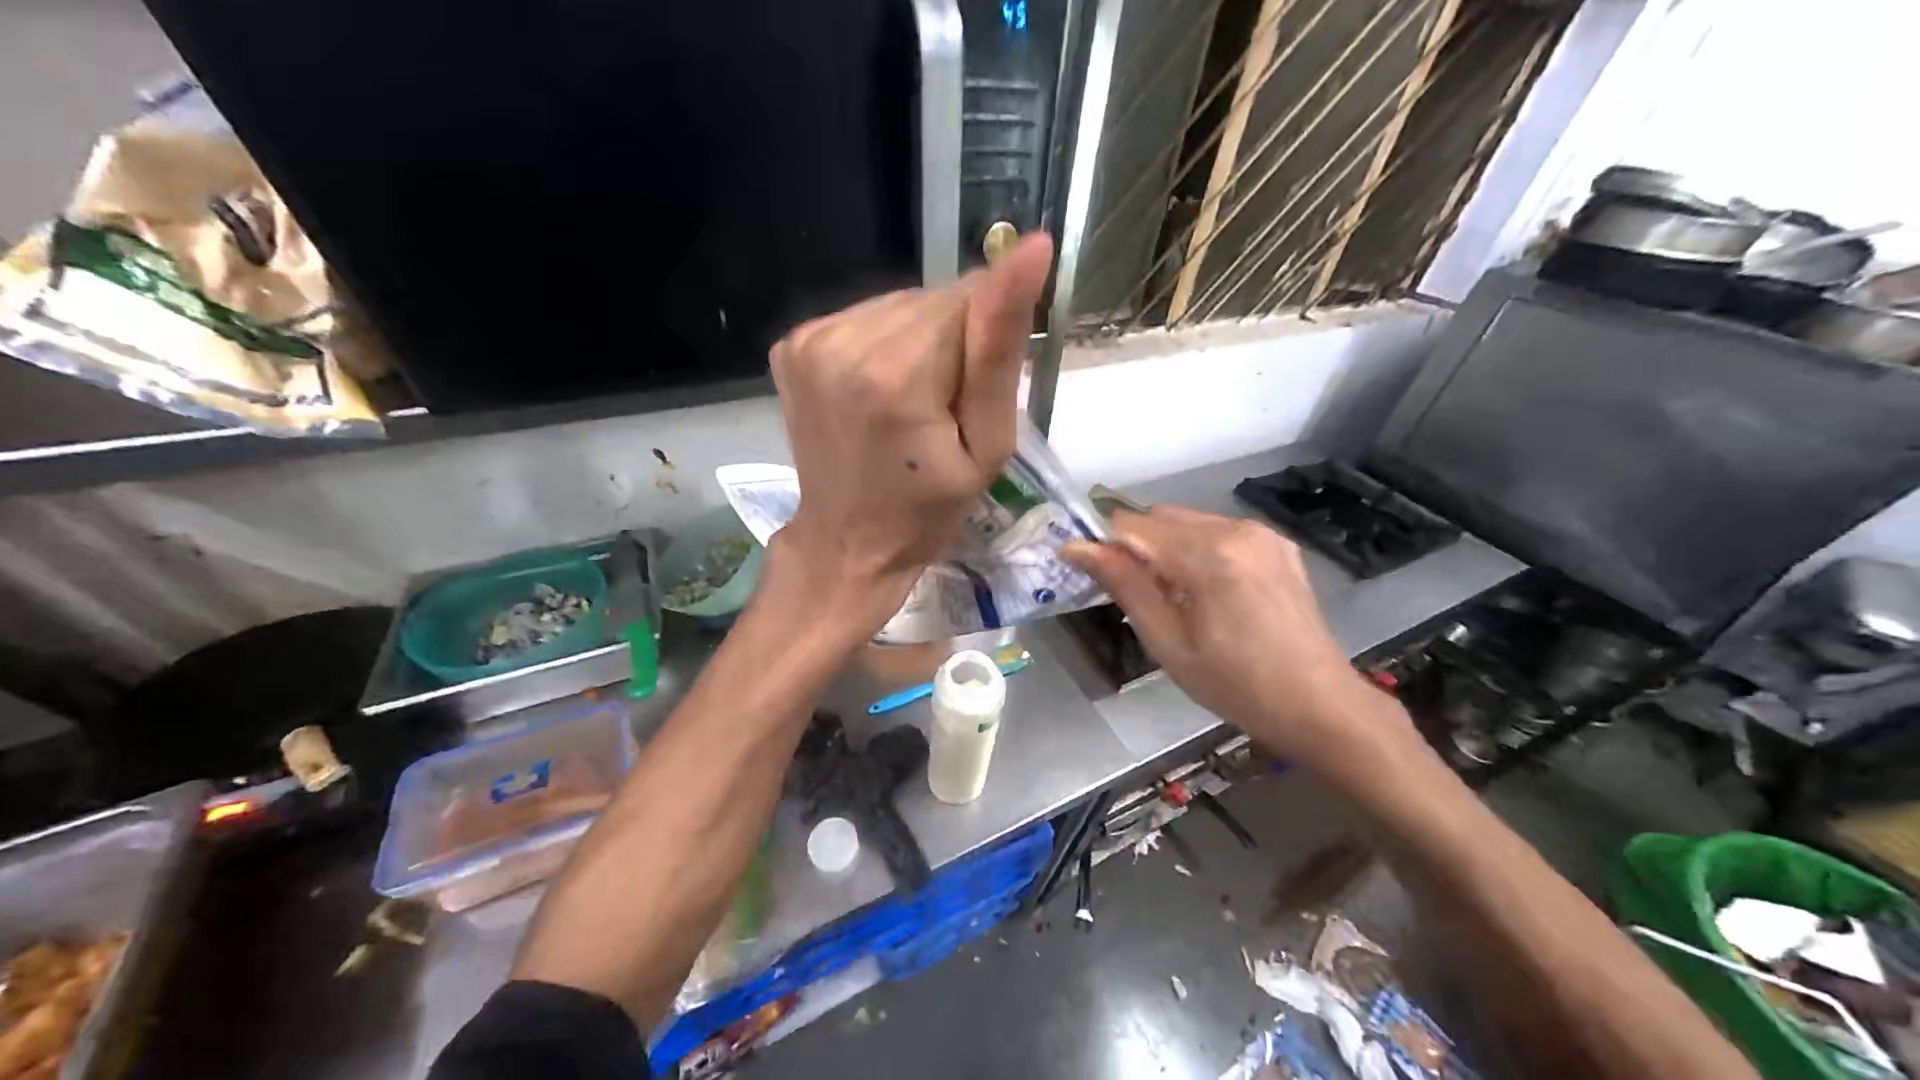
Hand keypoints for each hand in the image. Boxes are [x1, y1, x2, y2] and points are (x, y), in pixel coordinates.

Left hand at [768, 232, 1053, 634]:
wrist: (848, 542)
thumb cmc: (928, 508)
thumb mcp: (986, 444)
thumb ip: (1001, 348)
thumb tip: (1031, 247)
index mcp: (897, 373)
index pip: (971, 296)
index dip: (986, 339)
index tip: (974, 392)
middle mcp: (843, 340)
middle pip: (932, 298)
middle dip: (952, 340)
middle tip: (944, 406)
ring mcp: (809, 339)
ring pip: (900, 303)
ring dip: (918, 340)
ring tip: (911, 402)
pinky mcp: (792, 342)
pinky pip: (865, 317)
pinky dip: (883, 345)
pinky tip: (879, 391)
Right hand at [1063, 505, 1405, 770]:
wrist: (1318, 704)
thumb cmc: (1235, 685)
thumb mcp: (1167, 642)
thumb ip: (1124, 585)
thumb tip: (1075, 548)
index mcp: (1209, 555)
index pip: (1131, 525)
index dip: (1104, 548)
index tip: (1096, 580)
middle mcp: (1236, 529)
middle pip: (1158, 517)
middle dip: (1136, 548)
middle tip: (1139, 598)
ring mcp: (1261, 533)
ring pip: (1186, 521)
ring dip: (1165, 549)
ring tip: (1175, 599)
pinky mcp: (1276, 544)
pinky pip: (1217, 531)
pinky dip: (1196, 550)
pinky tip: (1207, 592)